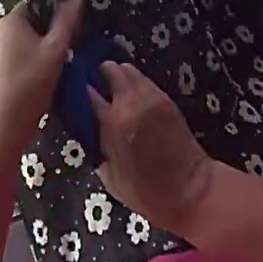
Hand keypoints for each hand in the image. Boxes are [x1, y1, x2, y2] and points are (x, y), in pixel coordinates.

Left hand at [0, 0, 84, 154]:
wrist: (4, 127)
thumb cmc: (30, 83)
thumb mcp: (56, 50)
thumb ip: (67, 21)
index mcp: (10, 22)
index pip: (36, 3)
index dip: (56, 9)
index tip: (75, 20)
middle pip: (33, 24)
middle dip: (53, 32)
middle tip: (74, 41)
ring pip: (28, 43)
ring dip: (46, 50)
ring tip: (65, 60)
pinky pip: (22, 59)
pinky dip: (36, 63)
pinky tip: (50, 76)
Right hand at [90, 61, 216, 235]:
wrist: (189, 189)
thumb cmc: (146, 191)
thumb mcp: (109, 177)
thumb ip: (96, 147)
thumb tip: (89, 132)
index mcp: (113, 124)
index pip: (87, 93)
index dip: (78, 90)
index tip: (73, 92)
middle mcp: (130, 103)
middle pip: (109, 70)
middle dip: (99, 74)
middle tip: (94, 85)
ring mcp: (151, 97)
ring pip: (129, 70)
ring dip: (118, 74)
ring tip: (112, 87)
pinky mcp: (166, 98)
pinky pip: (144, 79)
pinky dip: (134, 81)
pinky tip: (130, 94)